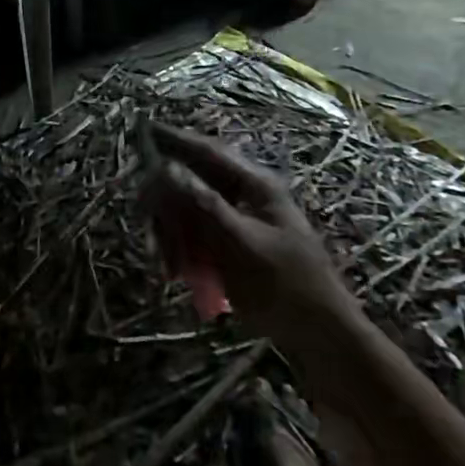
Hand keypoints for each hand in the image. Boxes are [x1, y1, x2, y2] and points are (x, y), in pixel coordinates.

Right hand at [148, 124, 353, 338]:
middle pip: (194, 182)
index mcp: (256, 185)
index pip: (208, 151)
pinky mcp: (235, 242)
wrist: (322, 337)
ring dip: (175, 234)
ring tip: (170, 266)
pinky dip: (185, 250)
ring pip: (192, 211)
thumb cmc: (286, 287)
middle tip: (153, 233)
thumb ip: (204, 205)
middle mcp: (247, 194)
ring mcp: (242, 218)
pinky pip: (199, 235)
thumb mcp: (241, 244)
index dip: (174, 139)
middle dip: (168, 207)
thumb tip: (166, 168)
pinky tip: (180, 273)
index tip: (143, 129)